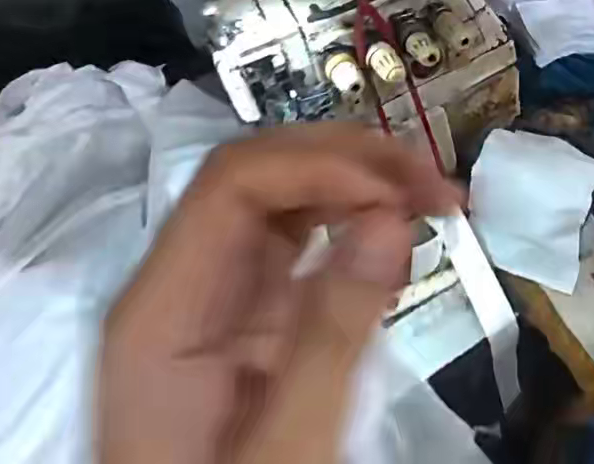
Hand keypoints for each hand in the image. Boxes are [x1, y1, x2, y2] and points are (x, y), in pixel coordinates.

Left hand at [97, 124, 461, 463]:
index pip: (233, 184)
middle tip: (430, 180)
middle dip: (350, 160)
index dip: (316, 165)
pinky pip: (307, 237)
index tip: (394, 191)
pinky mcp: (258, 310)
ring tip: (431, 193)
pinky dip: (358, 220)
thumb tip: (389, 220)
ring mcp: (223, 291)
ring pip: (289, 194)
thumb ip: (330, 338)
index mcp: (162, 309)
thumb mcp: (280, 456)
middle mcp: (188, 279)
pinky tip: (400, 230)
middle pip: (264, 172)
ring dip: (362, 179)